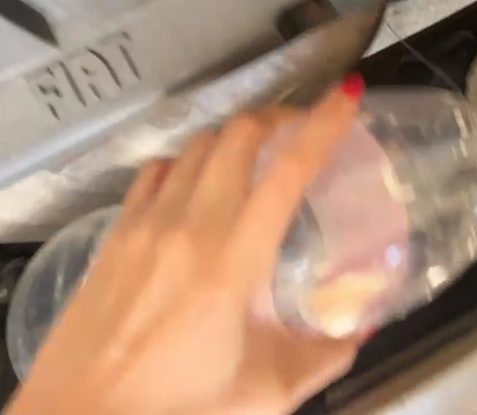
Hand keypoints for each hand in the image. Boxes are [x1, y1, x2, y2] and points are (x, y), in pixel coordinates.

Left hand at [6, 80, 365, 414]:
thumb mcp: (263, 397)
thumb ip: (322, 357)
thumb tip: (362, 331)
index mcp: (235, 259)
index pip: (290, 168)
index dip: (325, 122)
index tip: (349, 92)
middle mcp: (191, 225)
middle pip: (240, 133)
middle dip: (278, 117)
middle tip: (301, 130)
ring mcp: (146, 224)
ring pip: (199, 144)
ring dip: (235, 137)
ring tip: (254, 156)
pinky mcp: (113, 236)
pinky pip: (156, 170)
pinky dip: (186, 160)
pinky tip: (194, 184)